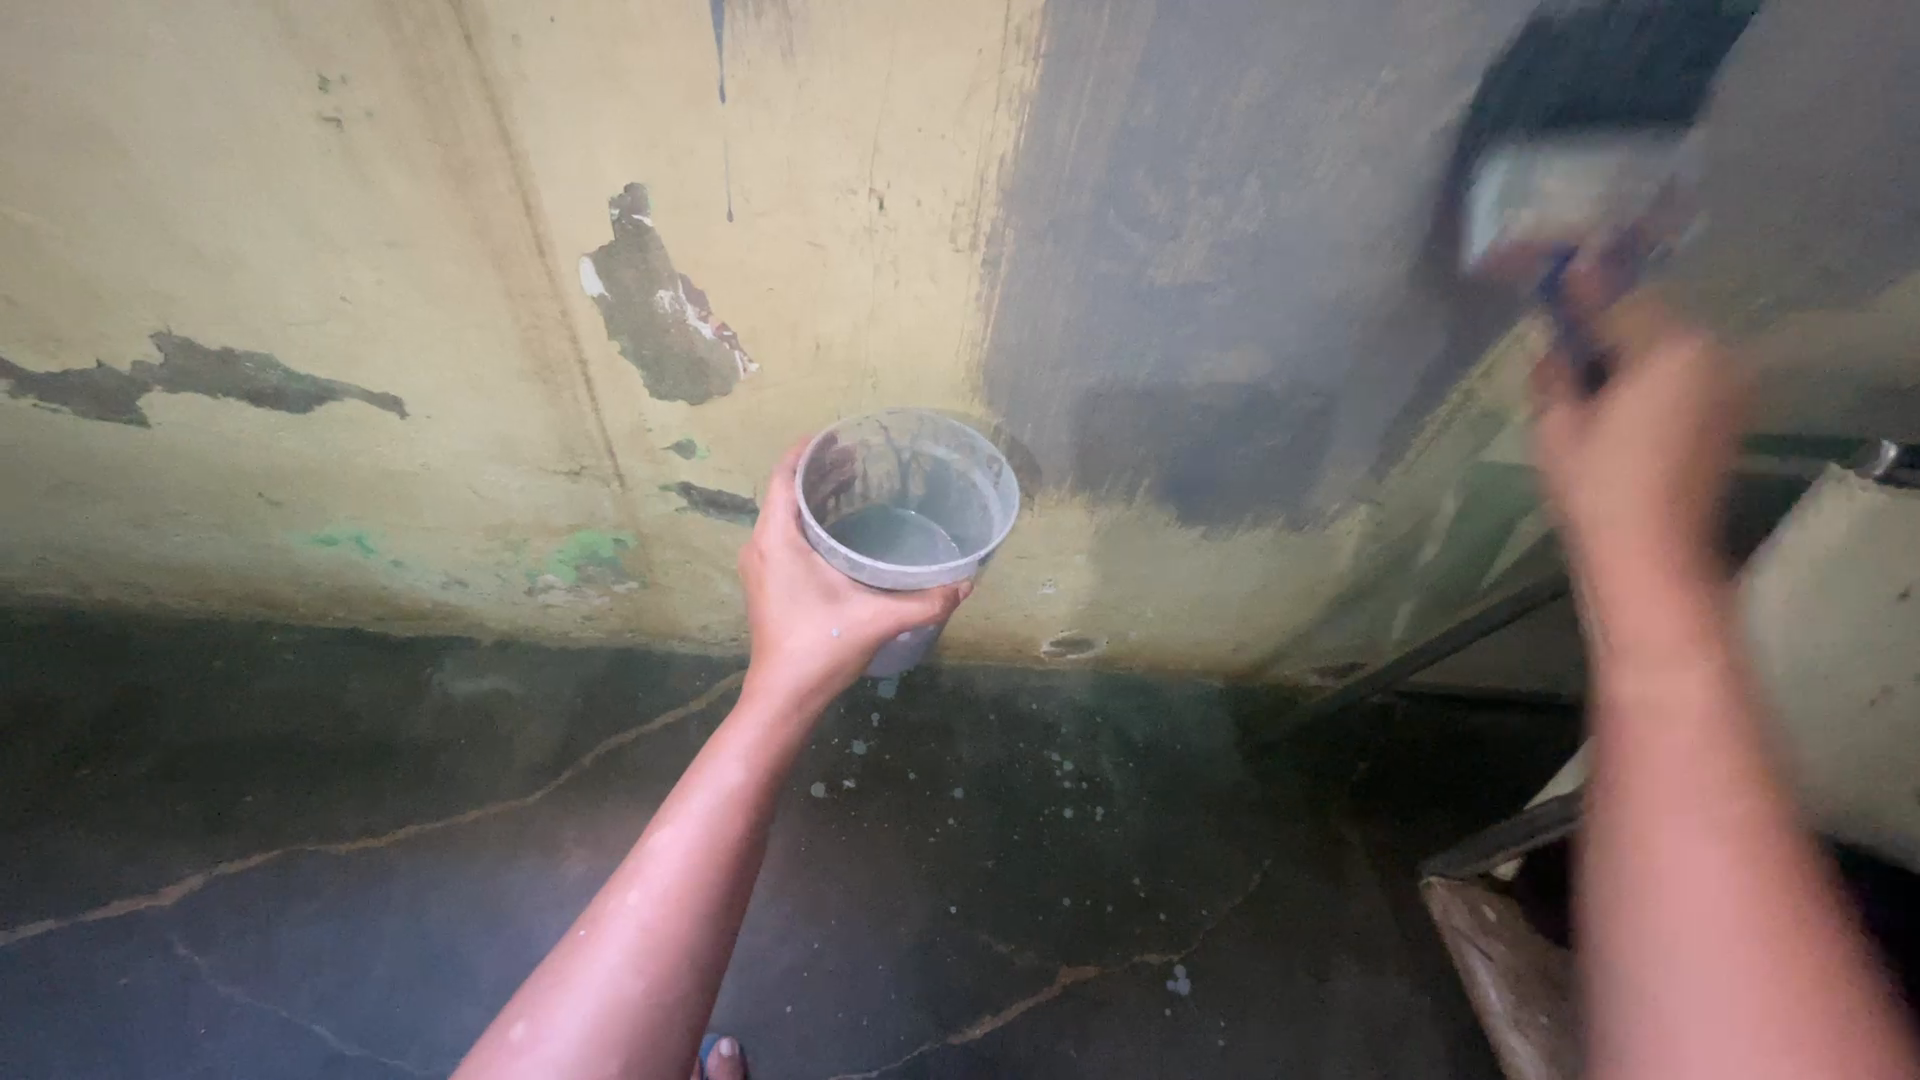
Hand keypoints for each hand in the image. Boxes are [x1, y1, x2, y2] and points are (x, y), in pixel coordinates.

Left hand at [736, 439, 971, 708]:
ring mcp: (759, 567)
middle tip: (859, 460)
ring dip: (811, 499)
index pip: (783, 477)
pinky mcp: (765, 584)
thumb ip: (926, 601)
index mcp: (777, 540)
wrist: (783, 696)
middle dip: (818, 473)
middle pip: (783, 493)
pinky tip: (838, 532)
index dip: (806, 451)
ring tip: (851, 487)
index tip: (837, 436)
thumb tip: (966, 583)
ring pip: (782, 516)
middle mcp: (760, 545)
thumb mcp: (879, 619)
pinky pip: (782, 536)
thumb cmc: (820, 648)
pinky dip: (806, 523)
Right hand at [1530, 293, 1745, 582]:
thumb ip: (1557, 371)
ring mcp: (1729, 383)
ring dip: (1626, 349)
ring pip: (1668, 345)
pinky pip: (1683, 371)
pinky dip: (1647, 372)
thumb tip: (1555, 342)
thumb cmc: (1593, 485)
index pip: (1622, 301)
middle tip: (1561, 340)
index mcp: (1670, 353)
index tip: (1556, 269)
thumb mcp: (1555, 423)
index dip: (1584, 288)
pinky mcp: (1729, 410)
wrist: (1649, 549)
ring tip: (1583, 379)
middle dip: (1606, 322)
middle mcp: (1713, 356)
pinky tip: (1614, 400)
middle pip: (1652, 318)